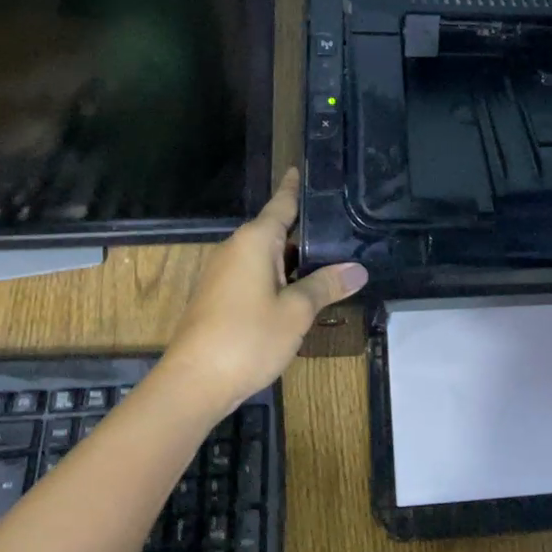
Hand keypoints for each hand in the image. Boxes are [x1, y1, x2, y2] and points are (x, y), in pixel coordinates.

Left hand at [159, 169, 367, 413]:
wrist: (193, 384)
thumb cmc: (247, 338)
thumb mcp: (296, 311)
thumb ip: (326, 285)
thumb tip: (357, 269)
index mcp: (256, 240)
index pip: (282, 203)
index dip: (295, 186)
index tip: (303, 167)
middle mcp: (236, 248)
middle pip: (277, 231)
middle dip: (306, 231)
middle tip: (342, 226)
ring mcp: (224, 274)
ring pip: (267, 257)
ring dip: (294, 261)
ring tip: (330, 261)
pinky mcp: (219, 298)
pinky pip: (255, 276)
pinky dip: (278, 279)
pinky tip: (300, 294)